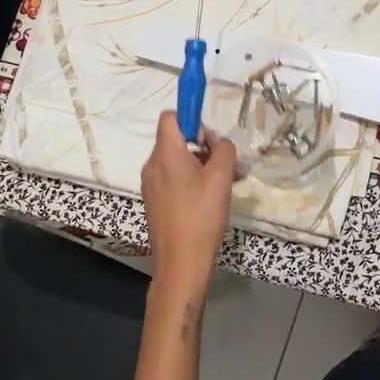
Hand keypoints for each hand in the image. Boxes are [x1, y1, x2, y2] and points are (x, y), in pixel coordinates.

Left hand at [140, 111, 237, 296]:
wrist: (181, 262)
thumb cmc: (201, 215)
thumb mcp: (221, 178)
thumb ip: (223, 150)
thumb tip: (219, 144)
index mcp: (166, 153)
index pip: (170, 117)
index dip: (191, 117)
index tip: (210, 135)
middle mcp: (153, 165)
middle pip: (177, 140)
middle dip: (204, 146)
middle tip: (228, 164)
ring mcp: (152, 185)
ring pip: (178, 161)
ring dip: (202, 165)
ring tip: (228, 183)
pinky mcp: (156, 202)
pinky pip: (175, 180)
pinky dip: (193, 181)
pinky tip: (213, 198)